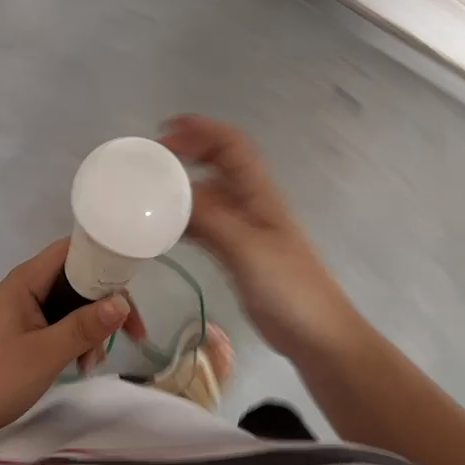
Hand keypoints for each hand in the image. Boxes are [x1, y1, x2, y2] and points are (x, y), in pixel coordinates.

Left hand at [0, 238, 142, 444]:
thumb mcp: (45, 353)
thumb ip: (84, 326)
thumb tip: (123, 301)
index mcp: (26, 280)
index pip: (71, 250)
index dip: (103, 258)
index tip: (131, 282)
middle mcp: (25, 288)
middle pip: (76, 279)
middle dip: (104, 303)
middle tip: (132, 332)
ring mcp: (23, 311)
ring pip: (70, 305)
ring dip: (90, 327)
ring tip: (94, 362)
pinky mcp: (23, 334)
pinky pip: (59, 324)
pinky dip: (75, 340)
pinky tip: (81, 365)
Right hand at [162, 115, 360, 359]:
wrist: (318, 336)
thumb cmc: (290, 287)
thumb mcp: (246, 248)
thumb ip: (209, 219)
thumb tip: (169, 195)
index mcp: (258, 192)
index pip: (230, 144)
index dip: (201, 129)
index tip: (165, 132)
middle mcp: (248, 203)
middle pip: (215, 163)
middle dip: (185, 154)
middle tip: (149, 163)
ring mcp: (242, 228)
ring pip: (206, 195)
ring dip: (180, 188)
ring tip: (146, 193)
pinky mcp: (234, 253)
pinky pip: (203, 225)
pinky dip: (183, 221)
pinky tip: (160, 230)